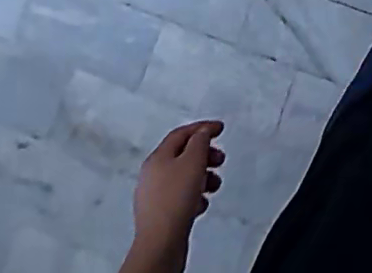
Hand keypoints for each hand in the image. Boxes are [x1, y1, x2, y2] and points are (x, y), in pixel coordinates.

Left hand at [132, 120, 225, 251]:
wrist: (161, 244)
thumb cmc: (174, 202)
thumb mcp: (193, 161)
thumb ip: (200, 141)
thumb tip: (202, 132)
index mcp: (157, 157)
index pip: (181, 133)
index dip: (202, 128)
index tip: (218, 128)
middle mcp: (152, 175)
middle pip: (183, 155)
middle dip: (204, 155)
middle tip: (219, 158)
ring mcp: (155, 196)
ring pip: (183, 178)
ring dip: (202, 177)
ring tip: (214, 185)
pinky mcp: (161, 216)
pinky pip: (180, 199)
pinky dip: (194, 196)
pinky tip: (201, 204)